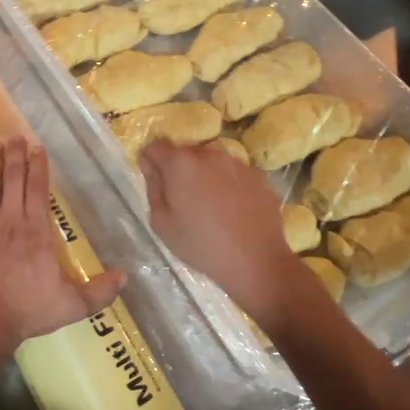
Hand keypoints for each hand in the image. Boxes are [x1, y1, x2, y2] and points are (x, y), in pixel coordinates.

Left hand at [0, 137, 124, 358]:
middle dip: (16, 154)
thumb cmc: (31, 308)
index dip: (39, 166)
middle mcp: (12, 218)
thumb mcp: (74, 304)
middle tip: (17, 137)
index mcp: (37, 230)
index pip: (39, 188)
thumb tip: (124, 276)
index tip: (38, 150)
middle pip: (14, 177)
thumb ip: (100, 290)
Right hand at [139, 140, 304, 317]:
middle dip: (179, 168)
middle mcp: (209, 154)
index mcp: (181, 163)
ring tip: (211, 205)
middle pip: (185, 152)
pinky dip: (228, 184)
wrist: (257, 262)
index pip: (155, 146)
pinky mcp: (258, 176)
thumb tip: (153, 168)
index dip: (150, 161)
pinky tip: (233, 210)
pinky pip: (234, 173)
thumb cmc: (201, 245)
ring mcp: (237, 163)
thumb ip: (153, 188)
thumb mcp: (161, 223)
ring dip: (205, 174)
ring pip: (211, 161)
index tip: (155, 181)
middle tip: (183, 198)